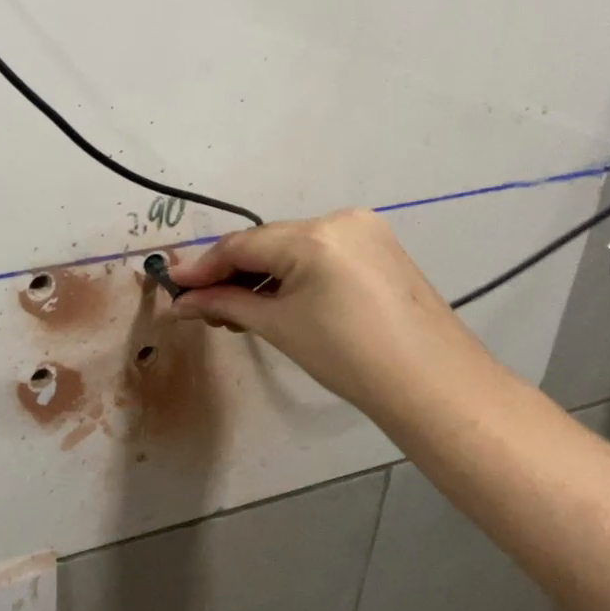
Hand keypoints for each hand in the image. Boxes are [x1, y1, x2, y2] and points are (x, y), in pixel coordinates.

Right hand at [165, 209, 499, 419]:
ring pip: (292, 248)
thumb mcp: (278, 328)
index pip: (240, 245)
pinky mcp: (380, 249)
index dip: (201, 268)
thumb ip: (224, 304)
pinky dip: (293, 274)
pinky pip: (320, 253)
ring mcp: (365, 231)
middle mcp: (339, 220)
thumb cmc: (351, 359)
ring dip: (261, 275)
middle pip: (266, 243)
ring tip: (235, 310)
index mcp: (313, 236)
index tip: (171, 286)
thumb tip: (179, 302)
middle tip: (201, 304)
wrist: (439, 390)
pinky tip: (275, 301)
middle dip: (231, 273)